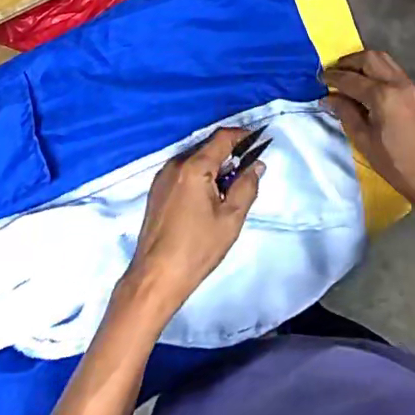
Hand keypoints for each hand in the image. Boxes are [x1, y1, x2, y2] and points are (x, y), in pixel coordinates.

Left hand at [120, 127, 262, 318]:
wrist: (154, 279)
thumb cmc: (197, 248)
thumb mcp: (231, 218)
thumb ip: (247, 185)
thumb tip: (255, 164)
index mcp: (194, 168)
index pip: (222, 137)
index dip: (243, 135)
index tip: (260, 141)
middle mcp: (174, 166)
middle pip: (208, 147)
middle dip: (230, 152)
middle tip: (248, 169)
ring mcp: (162, 178)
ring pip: (195, 159)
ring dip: (215, 165)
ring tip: (230, 186)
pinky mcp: (156, 192)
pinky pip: (184, 171)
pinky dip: (200, 175)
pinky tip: (209, 196)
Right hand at [324, 51, 414, 203]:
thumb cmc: (394, 162)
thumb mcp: (364, 140)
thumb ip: (346, 113)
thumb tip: (328, 97)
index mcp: (383, 95)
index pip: (352, 79)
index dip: (333, 78)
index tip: (319, 78)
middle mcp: (397, 83)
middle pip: (369, 58)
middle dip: (348, 62)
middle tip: (333, 72)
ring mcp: (409, 84)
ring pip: (383, 59)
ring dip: (363, 62)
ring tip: (348, 74)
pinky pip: (393, 69)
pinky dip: (377, 69)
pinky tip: (366, 82)